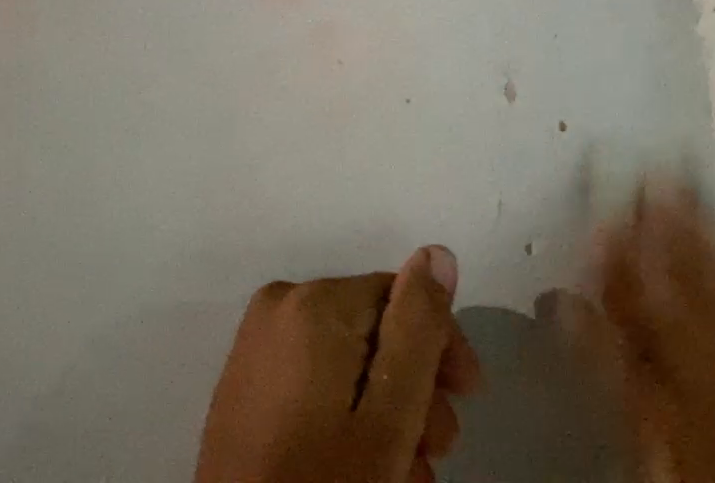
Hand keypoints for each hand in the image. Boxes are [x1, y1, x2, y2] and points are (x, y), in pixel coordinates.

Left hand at [194, 246, 481, 482]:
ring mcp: (257, 348)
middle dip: (415, 385)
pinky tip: (367, 462)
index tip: (468, 397)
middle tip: (434, 447)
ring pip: (351, 360)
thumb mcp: (390, 413)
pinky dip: (349, 414)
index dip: (441, 345)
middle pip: (377, 328)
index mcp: (312, 302)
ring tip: (405, 468)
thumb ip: (418, 328)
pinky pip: (317, 379)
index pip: (404, 294)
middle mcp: (279, 308)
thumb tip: (437, 254)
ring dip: (388, 409)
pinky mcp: (246, 386)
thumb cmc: (325, 482)